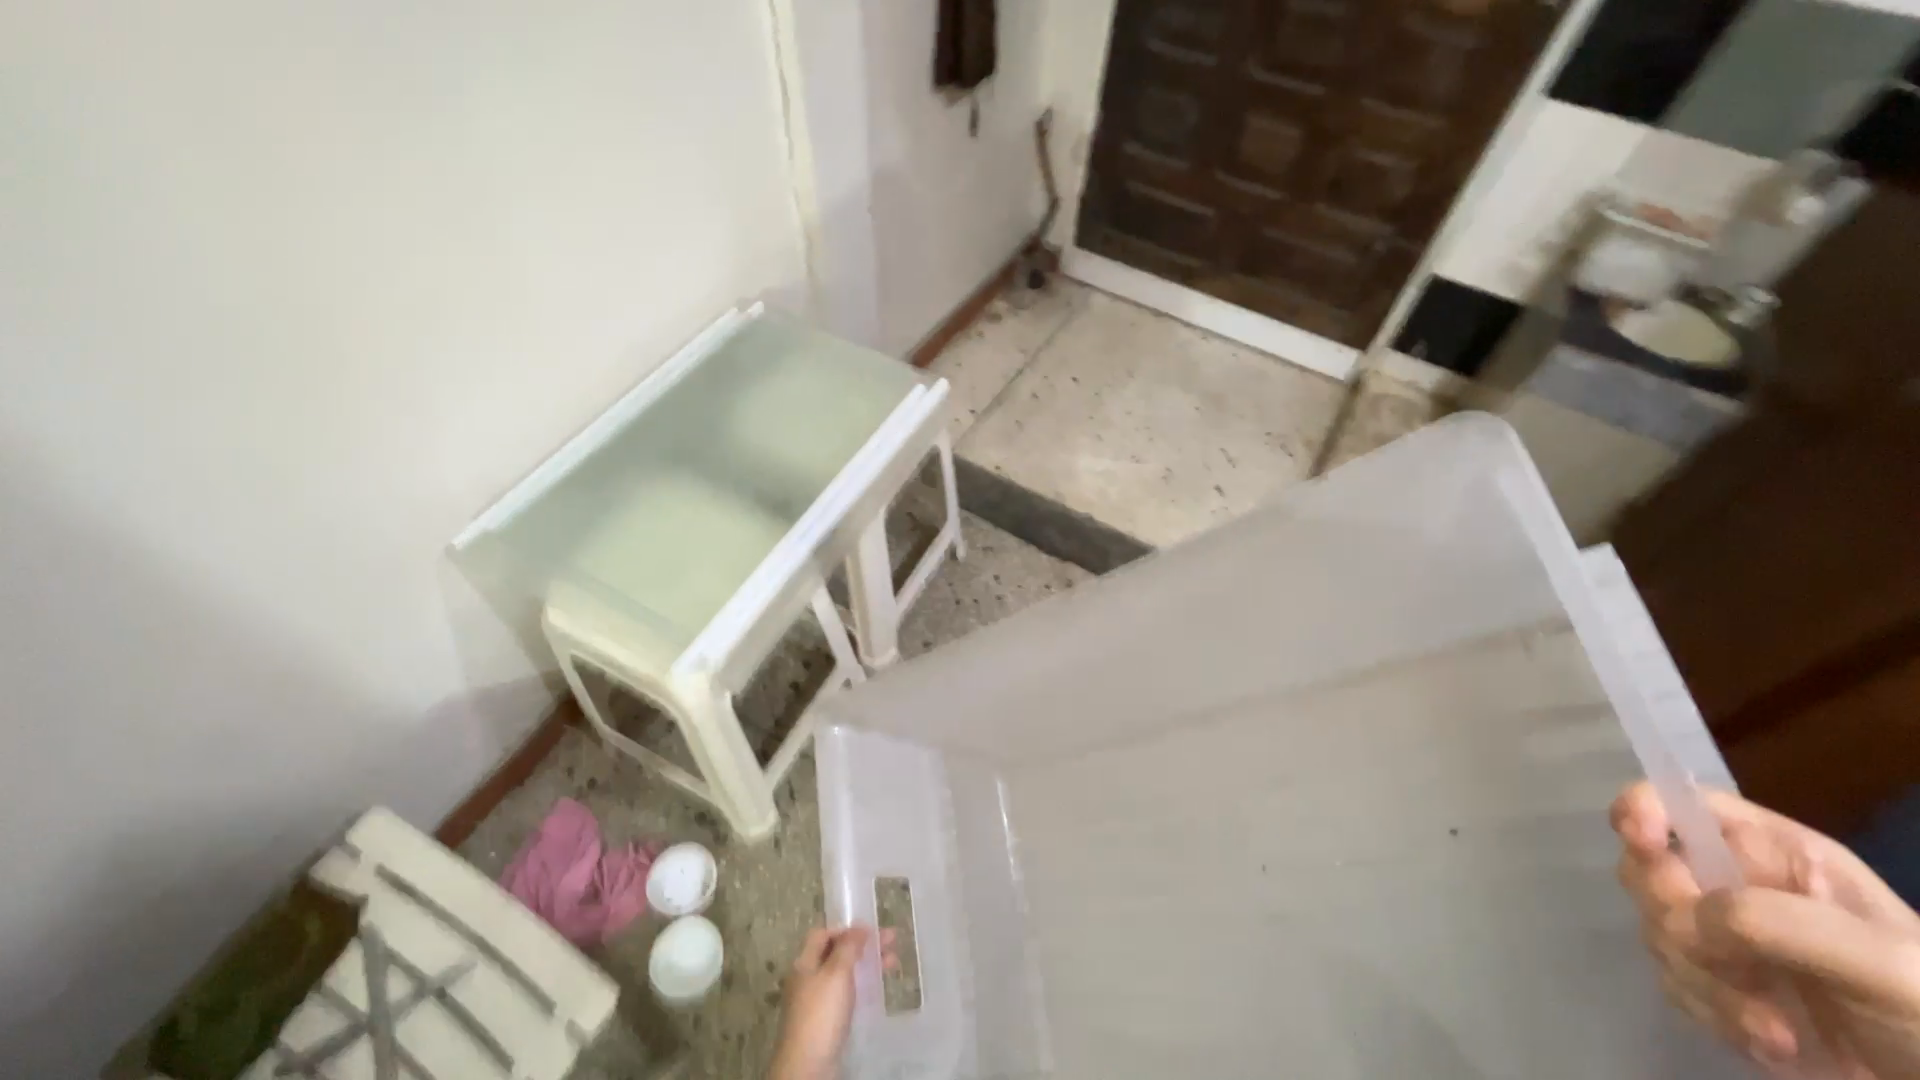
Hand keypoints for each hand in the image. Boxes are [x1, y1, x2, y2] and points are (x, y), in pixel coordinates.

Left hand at [768, 925, 897, 1079]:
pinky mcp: (825, 1021)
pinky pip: (845, 994)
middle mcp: (808, 978)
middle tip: (892, 943)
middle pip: (836, 953)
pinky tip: (876, 990)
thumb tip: (859, 926)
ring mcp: (816, 1001)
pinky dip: (861, 986)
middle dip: (863, 946)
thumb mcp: (836, 974)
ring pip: (843, 974)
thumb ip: (848, 947)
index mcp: (804, 963)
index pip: (823, 934)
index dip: (846, 929)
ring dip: (866, 965)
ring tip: (893, 964)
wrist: (808, 1066)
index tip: (871, 931)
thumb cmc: (821, 1013)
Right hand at [1612, 781, 1919, 1077]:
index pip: (1679, 802)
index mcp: (1775, 855)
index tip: (1643, 841)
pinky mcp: (1716, 988)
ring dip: (1706, 984)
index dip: (1643, 808)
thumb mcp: (1878, 958)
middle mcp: (1736, 885)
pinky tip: (1771, 1044)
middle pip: (1648, 868)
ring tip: (1779, 1032)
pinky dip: (1714, 1017)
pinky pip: (1673, 984)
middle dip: (1672, 916)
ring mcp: (1723, 939)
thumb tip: (1684, 921)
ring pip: (1657, 934)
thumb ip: (1774, 921)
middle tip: (1723, 961)